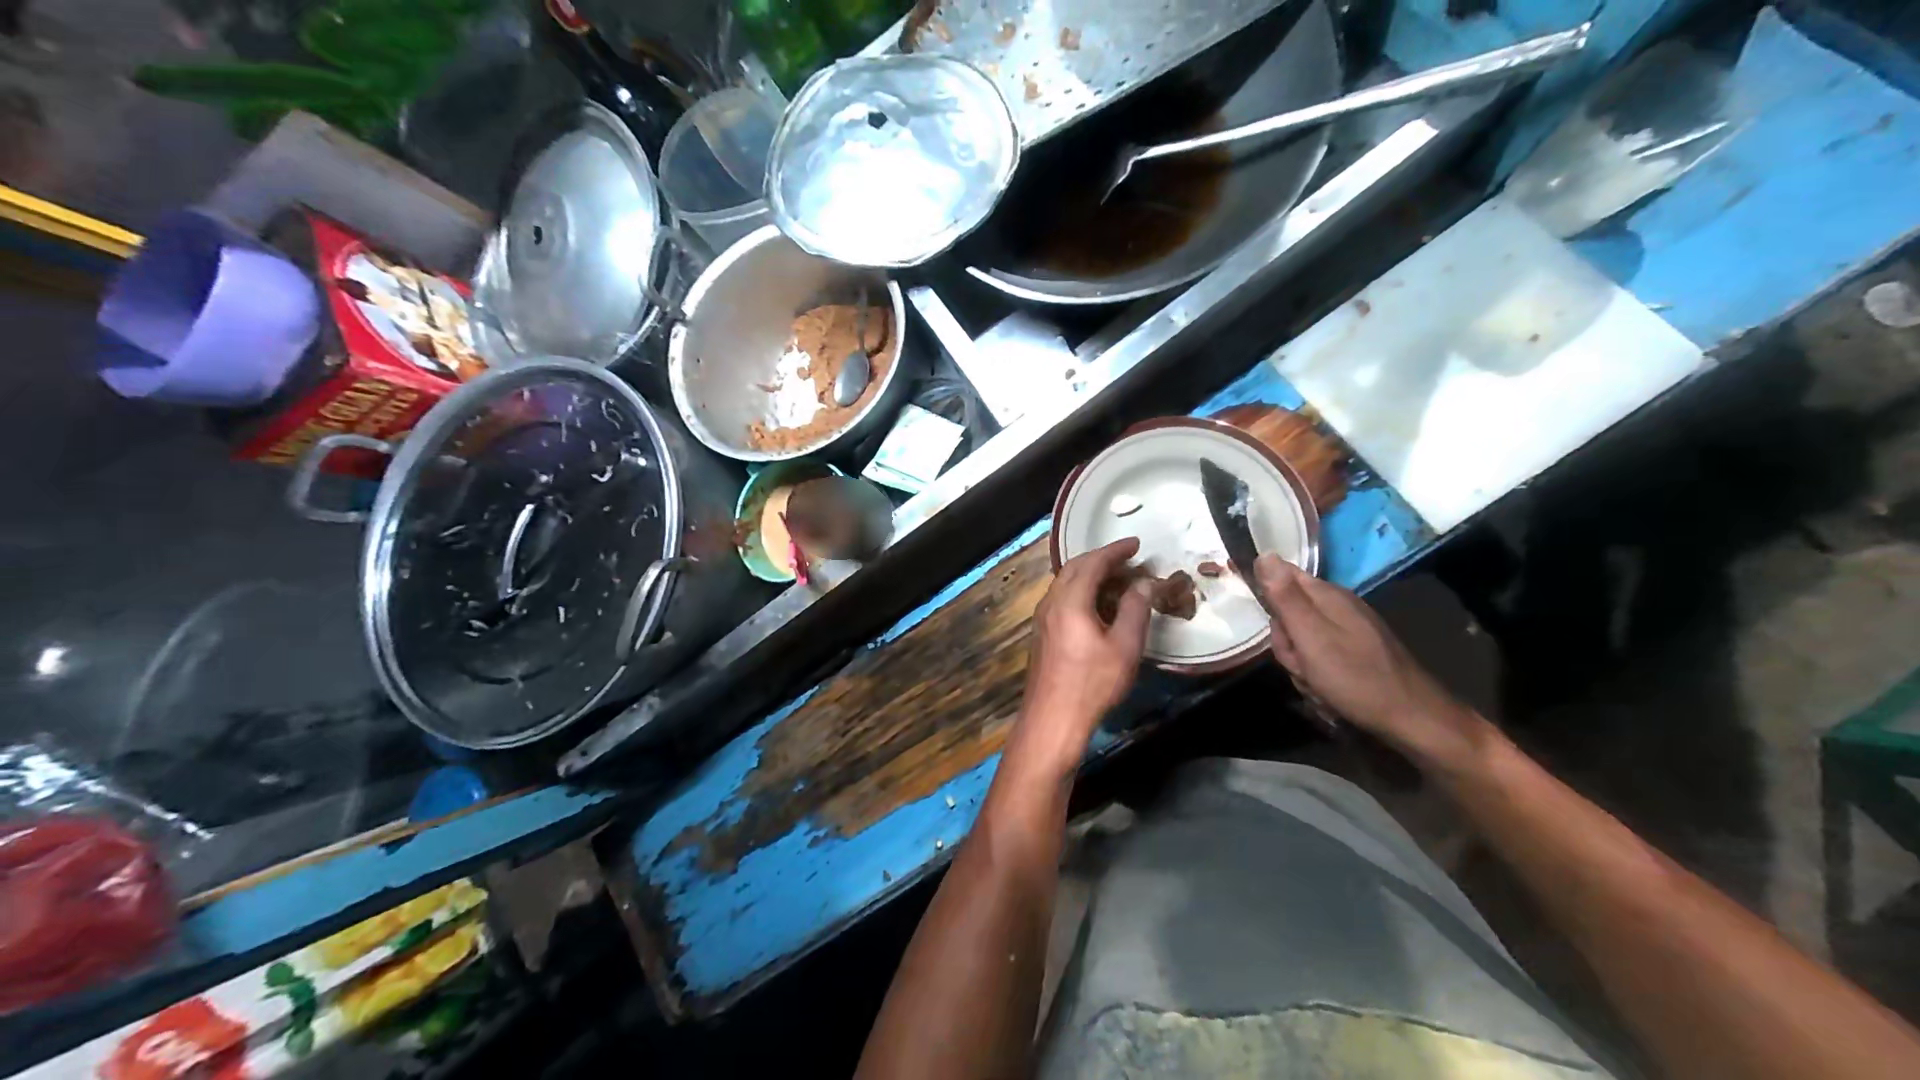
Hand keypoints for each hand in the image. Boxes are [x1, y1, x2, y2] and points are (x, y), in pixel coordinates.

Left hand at [1010, 538, 1152, 778]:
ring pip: (1065, 583)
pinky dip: (1082, 591)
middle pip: (1074, 568)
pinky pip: (1062, 599)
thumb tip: (1144, 583)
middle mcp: (1051, 603)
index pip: (1092, 563)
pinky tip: (1099, 605)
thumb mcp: (1124, 647)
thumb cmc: (1092, 684)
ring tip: (1118, 580)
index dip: (1115, 551)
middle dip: (1102, 559)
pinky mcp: (1042, 634)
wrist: (1052, 719)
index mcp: (1070, 601)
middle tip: (1129, 560)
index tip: (1136, 544)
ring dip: (1090, 575)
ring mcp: (1043, 619)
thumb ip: (1135, 610)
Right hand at [1254, 555, 1494, 774]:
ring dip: (1300, 664)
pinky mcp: (1355, 651)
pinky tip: (1327, 689)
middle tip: (1301, 663)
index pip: (1281, 578)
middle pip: (1289, 615)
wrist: (1411, 717)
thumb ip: (1285, 597)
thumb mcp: (1311, 636)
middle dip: (1287, 644)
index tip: (1276, 628)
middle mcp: (1338, 606)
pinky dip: (1317, 674)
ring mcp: (1349, 629)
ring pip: (1301, 640)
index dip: (1269, 601)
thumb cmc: (1355, 676)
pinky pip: (1319, 656)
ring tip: (1316, 681)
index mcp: (1327, 596)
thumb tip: (1264, 554)